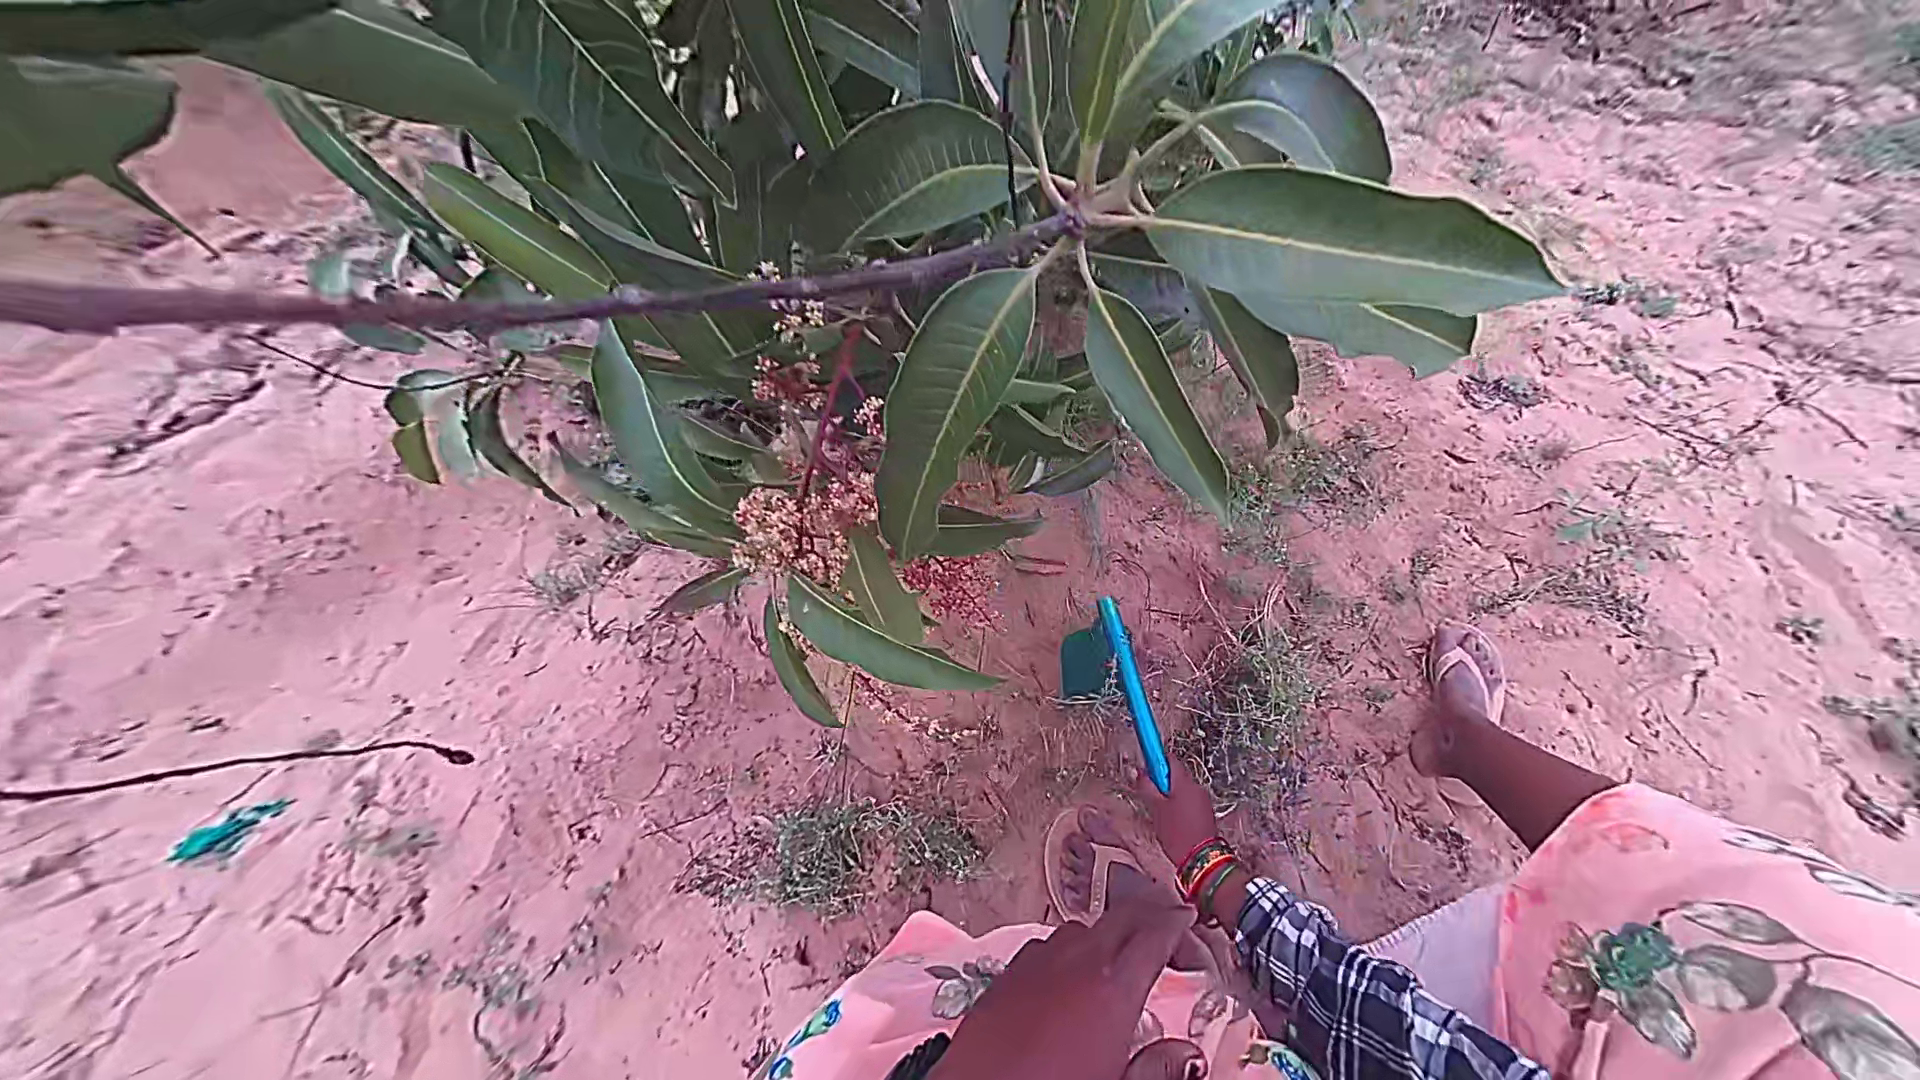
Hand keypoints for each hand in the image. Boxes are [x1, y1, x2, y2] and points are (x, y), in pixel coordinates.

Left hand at [927, 886, 1196, 1079]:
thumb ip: (1157, 1068)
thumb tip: (1186, 1054)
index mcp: (1112, 987)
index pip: (1153, 937)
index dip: (1175, 922)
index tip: (1186, 915)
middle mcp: (1076, 960)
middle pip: (1120, 919)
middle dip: (1147, 915)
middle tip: (1168, 922)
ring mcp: (1039, 960)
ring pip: (1082, 929)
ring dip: (1106, 934)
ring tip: (1122, 956)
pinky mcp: (1010, 971)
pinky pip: (1048, 946)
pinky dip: (1070, 950)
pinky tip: (1071, 975)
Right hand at [1133, 757, 1218, 874]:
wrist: (1202, 861)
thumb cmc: (1177, 833)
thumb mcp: (1156, 808)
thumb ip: (1146, 786)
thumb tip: (1138, 771)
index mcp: (1184, 782)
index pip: (1168, 758)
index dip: (1155, 760)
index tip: (1145, 766)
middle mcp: (1197, 787)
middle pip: (1175, 774)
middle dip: (1161, 782)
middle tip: (1150, 797)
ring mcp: (1203, 801)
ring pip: (1181, 790)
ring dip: (1170, 796)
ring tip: (1160, 814)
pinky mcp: (1205, 814)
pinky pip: (1189, 802)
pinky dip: (1179, 806)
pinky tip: (1172, 823)